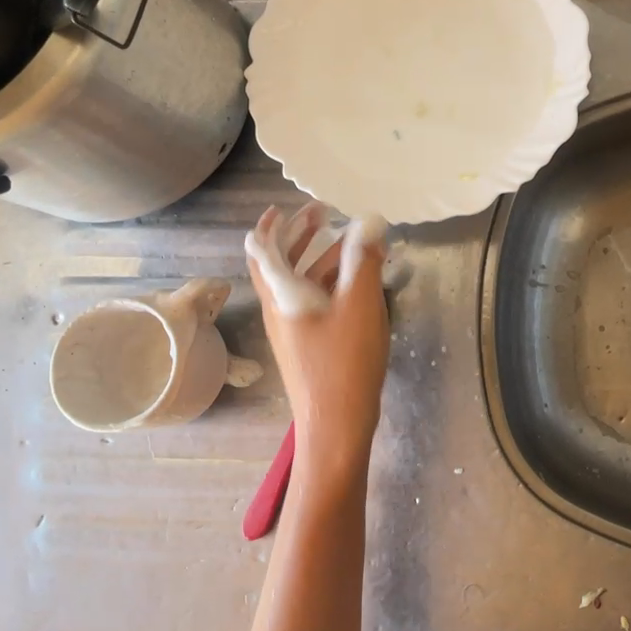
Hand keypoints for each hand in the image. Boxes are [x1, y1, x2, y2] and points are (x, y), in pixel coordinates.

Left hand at [244, 203, 389, 480]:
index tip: (284, 206)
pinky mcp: (308, 344)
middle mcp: (279, 308)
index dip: (270, 225)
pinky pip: (312, 301)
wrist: (336, 425)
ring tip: (347, 241)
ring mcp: (292, 329)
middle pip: (278, 264)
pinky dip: (328, 282)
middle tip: (322, 214)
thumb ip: (365, 259)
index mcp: (282, 295)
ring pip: (298, 283)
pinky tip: (355, 282)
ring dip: (317, 258)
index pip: (261, 250)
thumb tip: (369, 219)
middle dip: (297, 236)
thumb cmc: (345, 361)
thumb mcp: (360, 304)